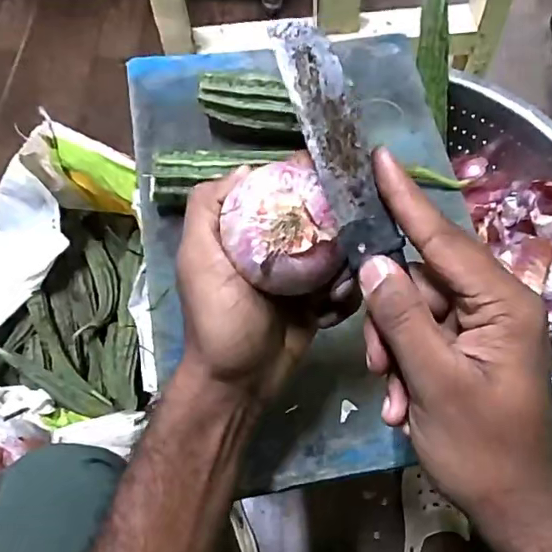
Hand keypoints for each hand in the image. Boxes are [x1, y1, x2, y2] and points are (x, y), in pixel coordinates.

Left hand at [176, 169, 358, 402]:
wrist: (240, 382)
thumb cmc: (217, 319)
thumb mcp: (198, 259)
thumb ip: (208, 209)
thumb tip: (248, 170)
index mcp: (247, 231)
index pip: (280, 191)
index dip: (304, 178)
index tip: (330, 174)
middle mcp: (275, 247)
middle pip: (317, 217)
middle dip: (338, 221)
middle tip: (354, 229)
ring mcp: (300, 275)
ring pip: (338, 251)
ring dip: (345, 265)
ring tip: (334, 286)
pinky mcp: (319, 301)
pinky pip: (344, 285)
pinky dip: (344, 294)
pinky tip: (331, 308)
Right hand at [360, 149, 551, 542]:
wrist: (512, 506)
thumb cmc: (481, 448)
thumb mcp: (434, 382)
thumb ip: (402, 317)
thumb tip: (375, 262)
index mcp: (504, 303)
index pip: (445, 241)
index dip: (408, 200)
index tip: (382, 158)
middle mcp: (498, 304)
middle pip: (423, 283)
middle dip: (392, 322)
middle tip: (378, 366)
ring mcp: (485, 328)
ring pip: (417, 312)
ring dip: (396, 352)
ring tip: (397, 398)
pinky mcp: (472, 349)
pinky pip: (425, 338)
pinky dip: (407, 367)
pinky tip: (405, 404)